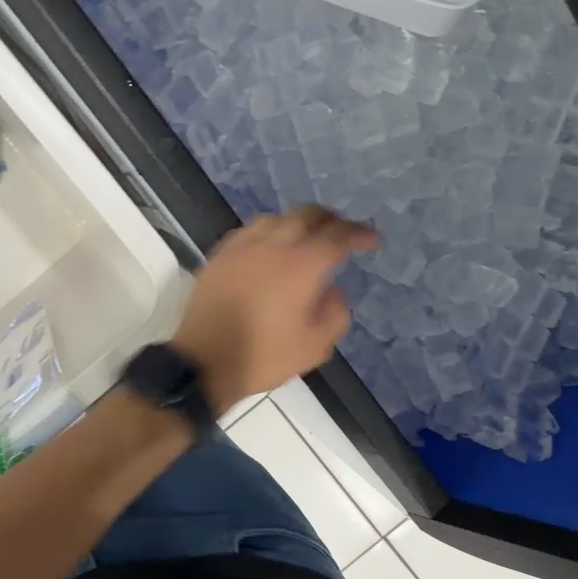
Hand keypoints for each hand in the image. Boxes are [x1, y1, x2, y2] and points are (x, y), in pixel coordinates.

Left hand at [171, 205, 378, 413]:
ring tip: (306, 235)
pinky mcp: (219, 256)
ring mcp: (242, 248)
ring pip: (276, 217)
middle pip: (307, 215)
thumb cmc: (264, 357)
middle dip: (331, 219)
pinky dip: (268, 230)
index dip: (360, 234)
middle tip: (342, 232)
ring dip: (298, 221)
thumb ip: (335, 313)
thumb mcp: (315, 346)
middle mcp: (273, 246)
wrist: (205, 362)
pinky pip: (248, 230)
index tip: (372, 240)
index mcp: (302, 266)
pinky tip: (269, 245)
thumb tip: (334, 290)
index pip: (338, 236)